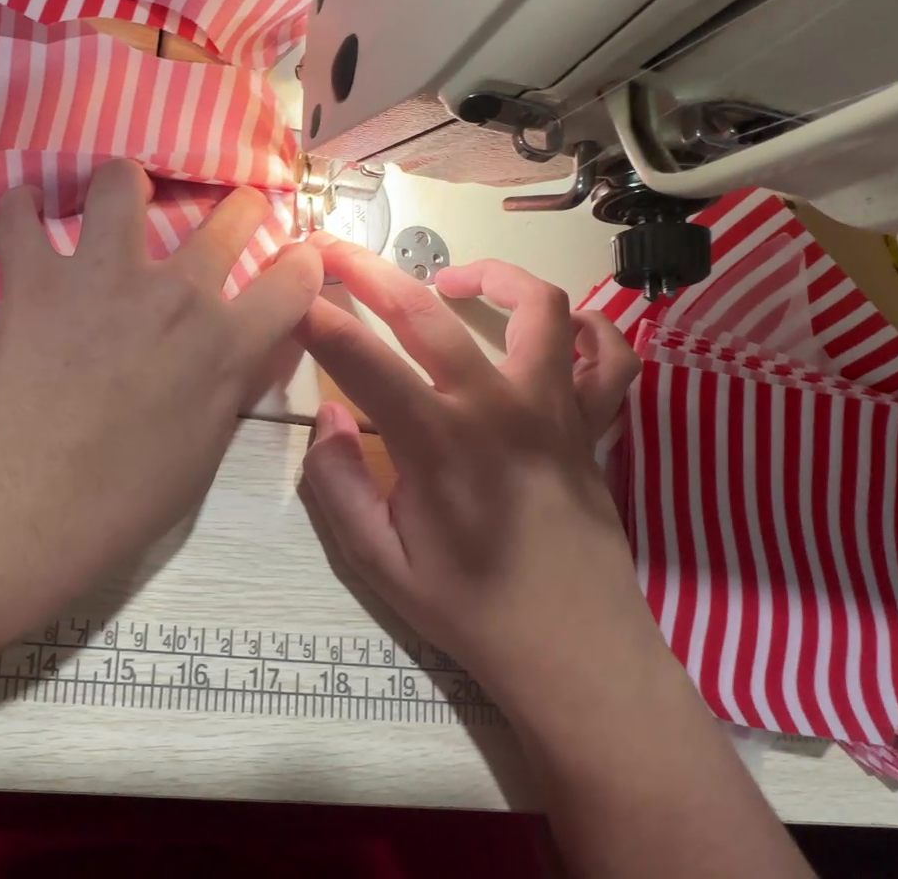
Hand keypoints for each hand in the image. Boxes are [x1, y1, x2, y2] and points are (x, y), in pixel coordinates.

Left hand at [0, 159, 321, 566]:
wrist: (35, 501)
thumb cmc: (126, 496)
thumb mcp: (205, 447)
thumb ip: (227, 387)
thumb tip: (239, 356)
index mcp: (226, 343)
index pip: (294, 280)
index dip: (302, 263)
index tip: (295, 257)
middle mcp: (176, 293)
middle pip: (229, 217)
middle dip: (239, 208)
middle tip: (227, 213)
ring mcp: (103, 276)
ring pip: (123, 183)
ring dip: (125, 184)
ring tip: (115, 197)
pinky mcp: (35, 278)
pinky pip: (21, 217)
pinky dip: (22, 210)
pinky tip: (25, 214)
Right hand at [295, 238, 651, 719]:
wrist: (574, 650)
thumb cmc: (467, 607)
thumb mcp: (376, 562)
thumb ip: (338, 484)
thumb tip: (328, 416)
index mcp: (436, 443)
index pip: (359, 358)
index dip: (316, 316)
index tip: (288, 288)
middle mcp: (497, 408)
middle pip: (426, 312)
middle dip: (369, 271)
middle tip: (334, 248)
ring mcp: (555, 410)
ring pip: (537, 307)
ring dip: (488, 276)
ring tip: (448, 281)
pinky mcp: (593, 424)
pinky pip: (609, 355)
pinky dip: (585, 329)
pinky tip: (552, 330)